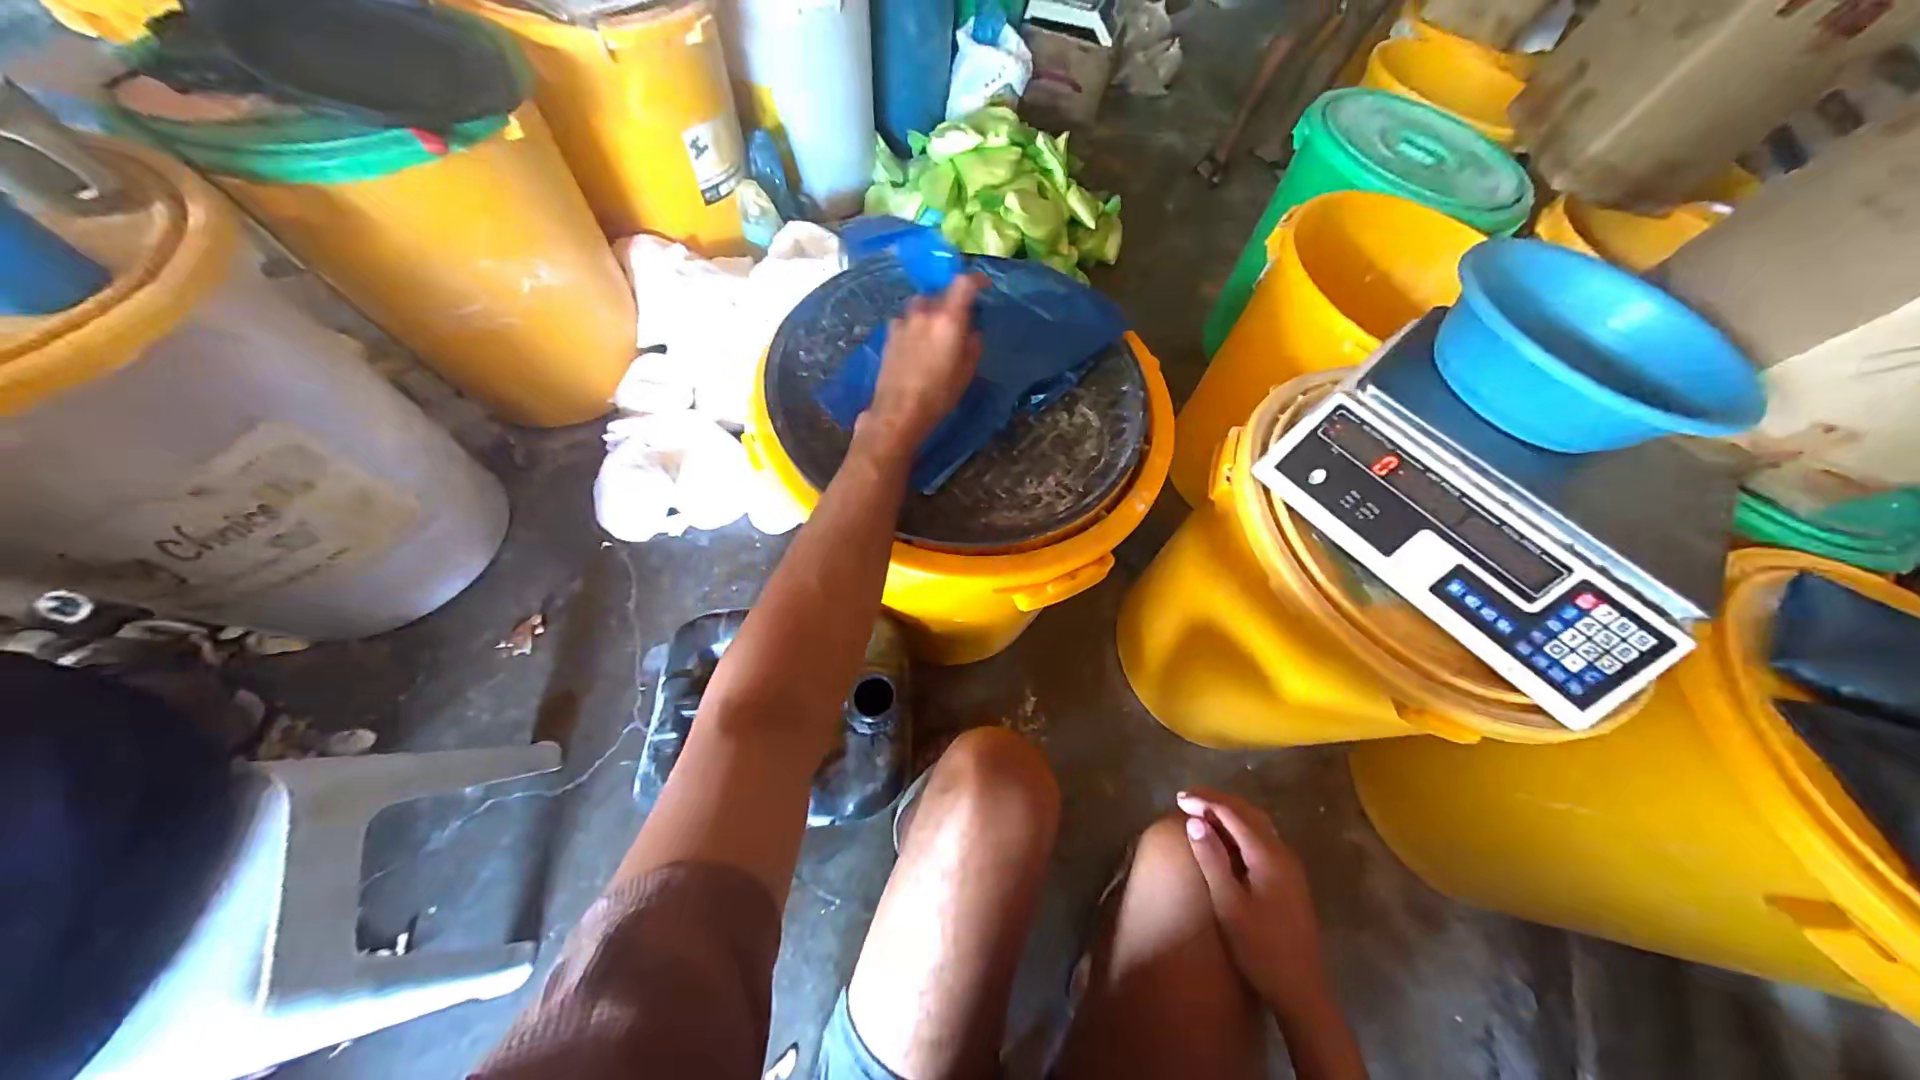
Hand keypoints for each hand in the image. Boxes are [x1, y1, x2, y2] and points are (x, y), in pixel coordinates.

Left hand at [861, 274, 982, 456]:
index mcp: (948, 319)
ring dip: (931, 312)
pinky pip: (907, 319)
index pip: (963, 283)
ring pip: (922, 305)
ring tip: (936, 331)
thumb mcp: (966, 372)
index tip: (983, 286)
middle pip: (941, 293)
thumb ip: (972, 343)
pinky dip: (915, 324)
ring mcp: (903, 321)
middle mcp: (924, 312)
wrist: (899, 411)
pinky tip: (917, 343)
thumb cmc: (939, 395)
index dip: (976, 280)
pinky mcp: (889, 334)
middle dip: (952, 301)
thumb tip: (971, 330)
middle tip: (959, 319)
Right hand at [1177, 789, 1330, 1017]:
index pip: (1234, 813)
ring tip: (1201, 811)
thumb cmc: (1261, 948)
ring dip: (1229, 812)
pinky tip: (1226, 836)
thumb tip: (1195, 821)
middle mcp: (1283, 853)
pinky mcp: (1289, 879)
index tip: (1178, 799)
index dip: (1205, 802)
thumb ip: (1212, 859)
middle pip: (1248, 813)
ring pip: (1257, 824)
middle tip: (1186, 798)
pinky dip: (1240, 827)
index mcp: (1268, 855)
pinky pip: (1262, 837)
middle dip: (1217, 800)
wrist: (1302, 990)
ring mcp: (1289, 866)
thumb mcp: (1229, 904)